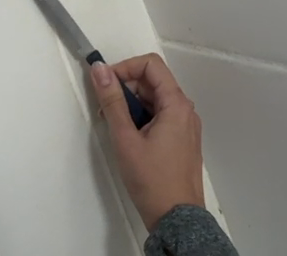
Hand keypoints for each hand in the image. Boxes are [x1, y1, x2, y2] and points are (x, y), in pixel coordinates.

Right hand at [91, 53, 204, 230]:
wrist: (176, 223)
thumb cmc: (151, 179)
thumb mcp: (125, 138)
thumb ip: (112, 100)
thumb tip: (99, 68)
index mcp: (176, 105)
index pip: (151, 64)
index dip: (125, 67)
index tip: (106, 84)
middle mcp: (185, 111)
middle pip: (152, 81)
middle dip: (126, 88)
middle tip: (105, 109)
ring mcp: (186, 127)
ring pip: (155, 99)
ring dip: (132, 104)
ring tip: (115, 126)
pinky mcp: (182, 141)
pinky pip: (160, 116)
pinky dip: (142, 118)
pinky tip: (129, 137)